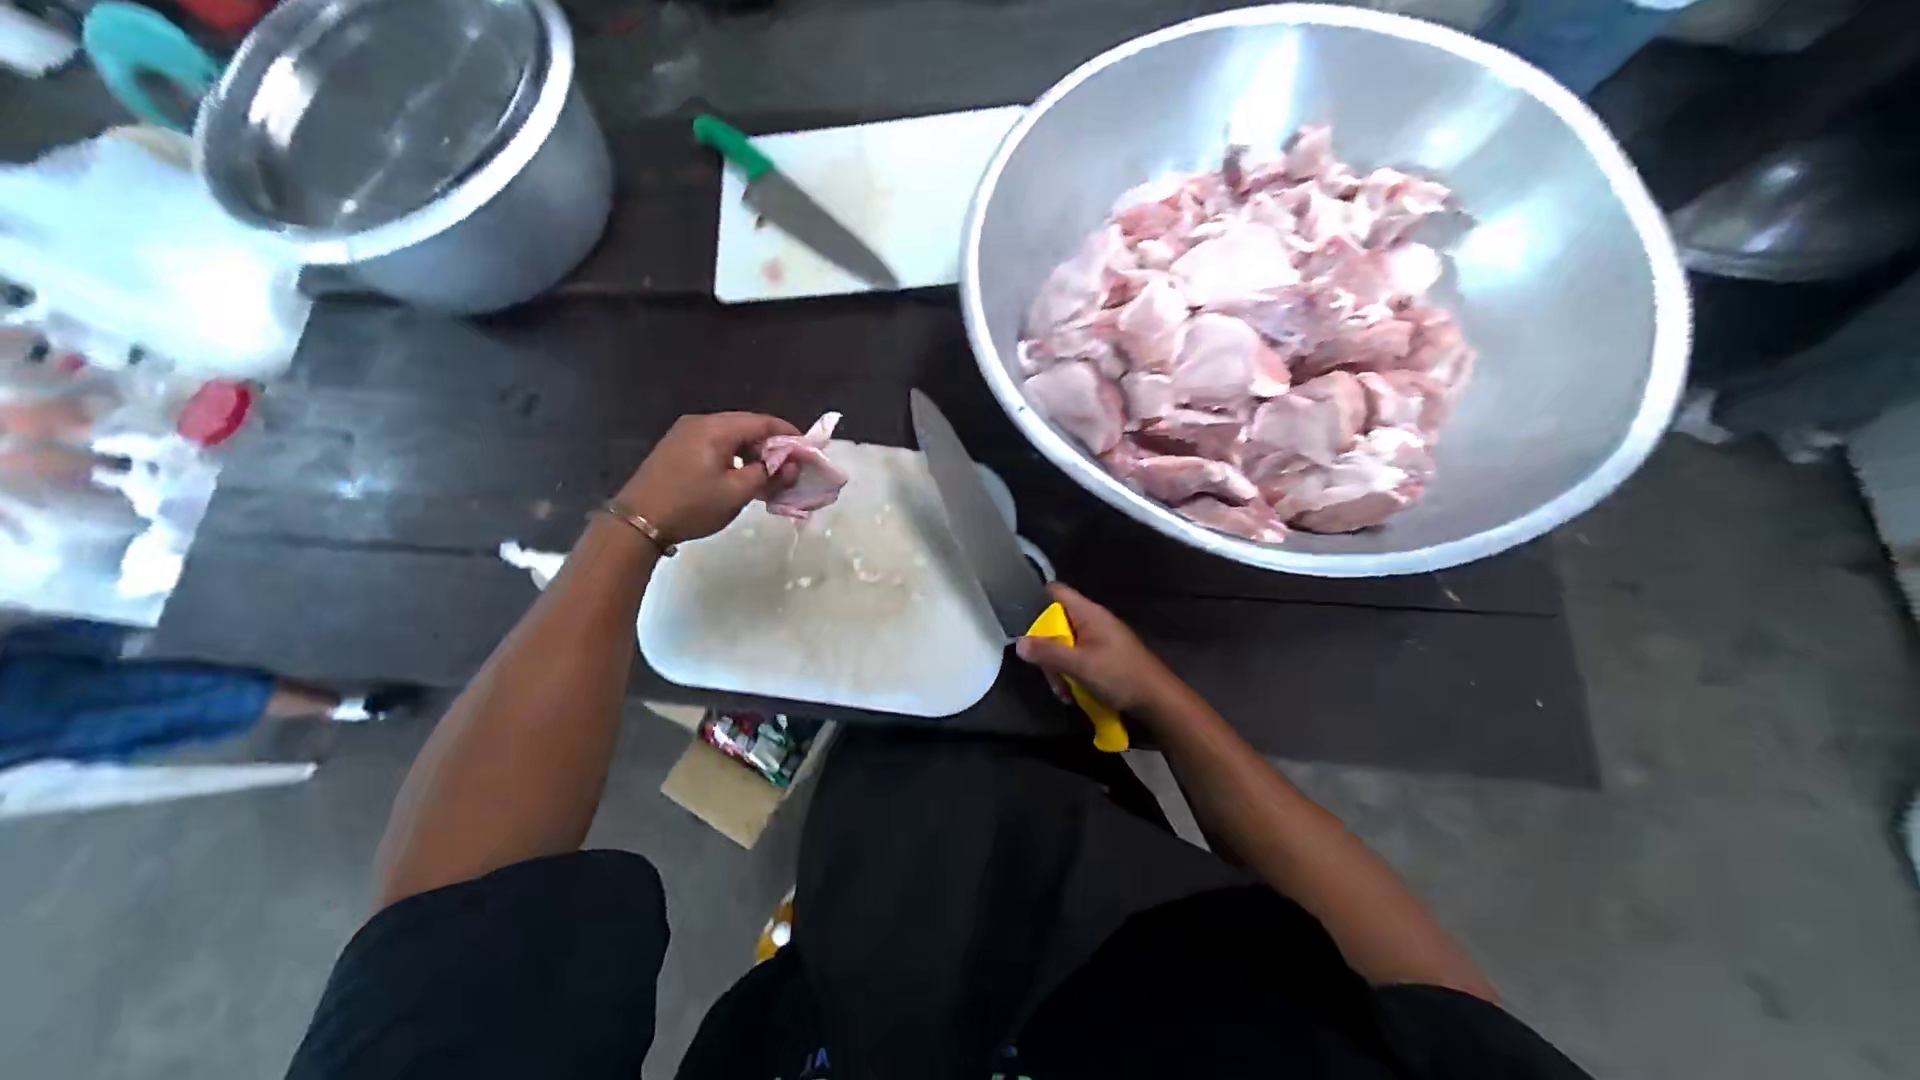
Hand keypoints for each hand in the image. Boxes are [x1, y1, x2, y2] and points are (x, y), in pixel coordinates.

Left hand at [617, 412, 800, 542]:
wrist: (637, 521)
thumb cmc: (692, 505)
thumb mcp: (737, 493)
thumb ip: (769, 475)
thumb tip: (792, 465)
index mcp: (717, 428)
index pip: (763, 422)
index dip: (788, 434)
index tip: (807, 451)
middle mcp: (700, 422)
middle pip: (746, 426)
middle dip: (771, 446)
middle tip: (788, 469)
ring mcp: (685, 433)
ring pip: (730, 436)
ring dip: (752, 453)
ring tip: (767, 477)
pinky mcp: (676, 448)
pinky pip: (714, 444)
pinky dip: (733, 456)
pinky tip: (740, 477)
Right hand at [1014, 583, 1184, 716]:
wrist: (1157, 700)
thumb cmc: (1120, 675)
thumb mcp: (1080, 665)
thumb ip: (1048, 652)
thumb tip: (1019, 643)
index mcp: (1089, 613)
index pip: (1056, 592)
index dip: (1035, 599)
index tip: (1019, 618)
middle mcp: (1093, 621)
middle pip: (1056, 624)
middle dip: (1047, 650)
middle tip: (1047, 672)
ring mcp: (1099, 639)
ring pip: (1065, 646)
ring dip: (1059, 668)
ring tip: (1064, 691)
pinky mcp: (1103, 657)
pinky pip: (1077, 659)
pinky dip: (1072, 674)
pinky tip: (1074, 694)